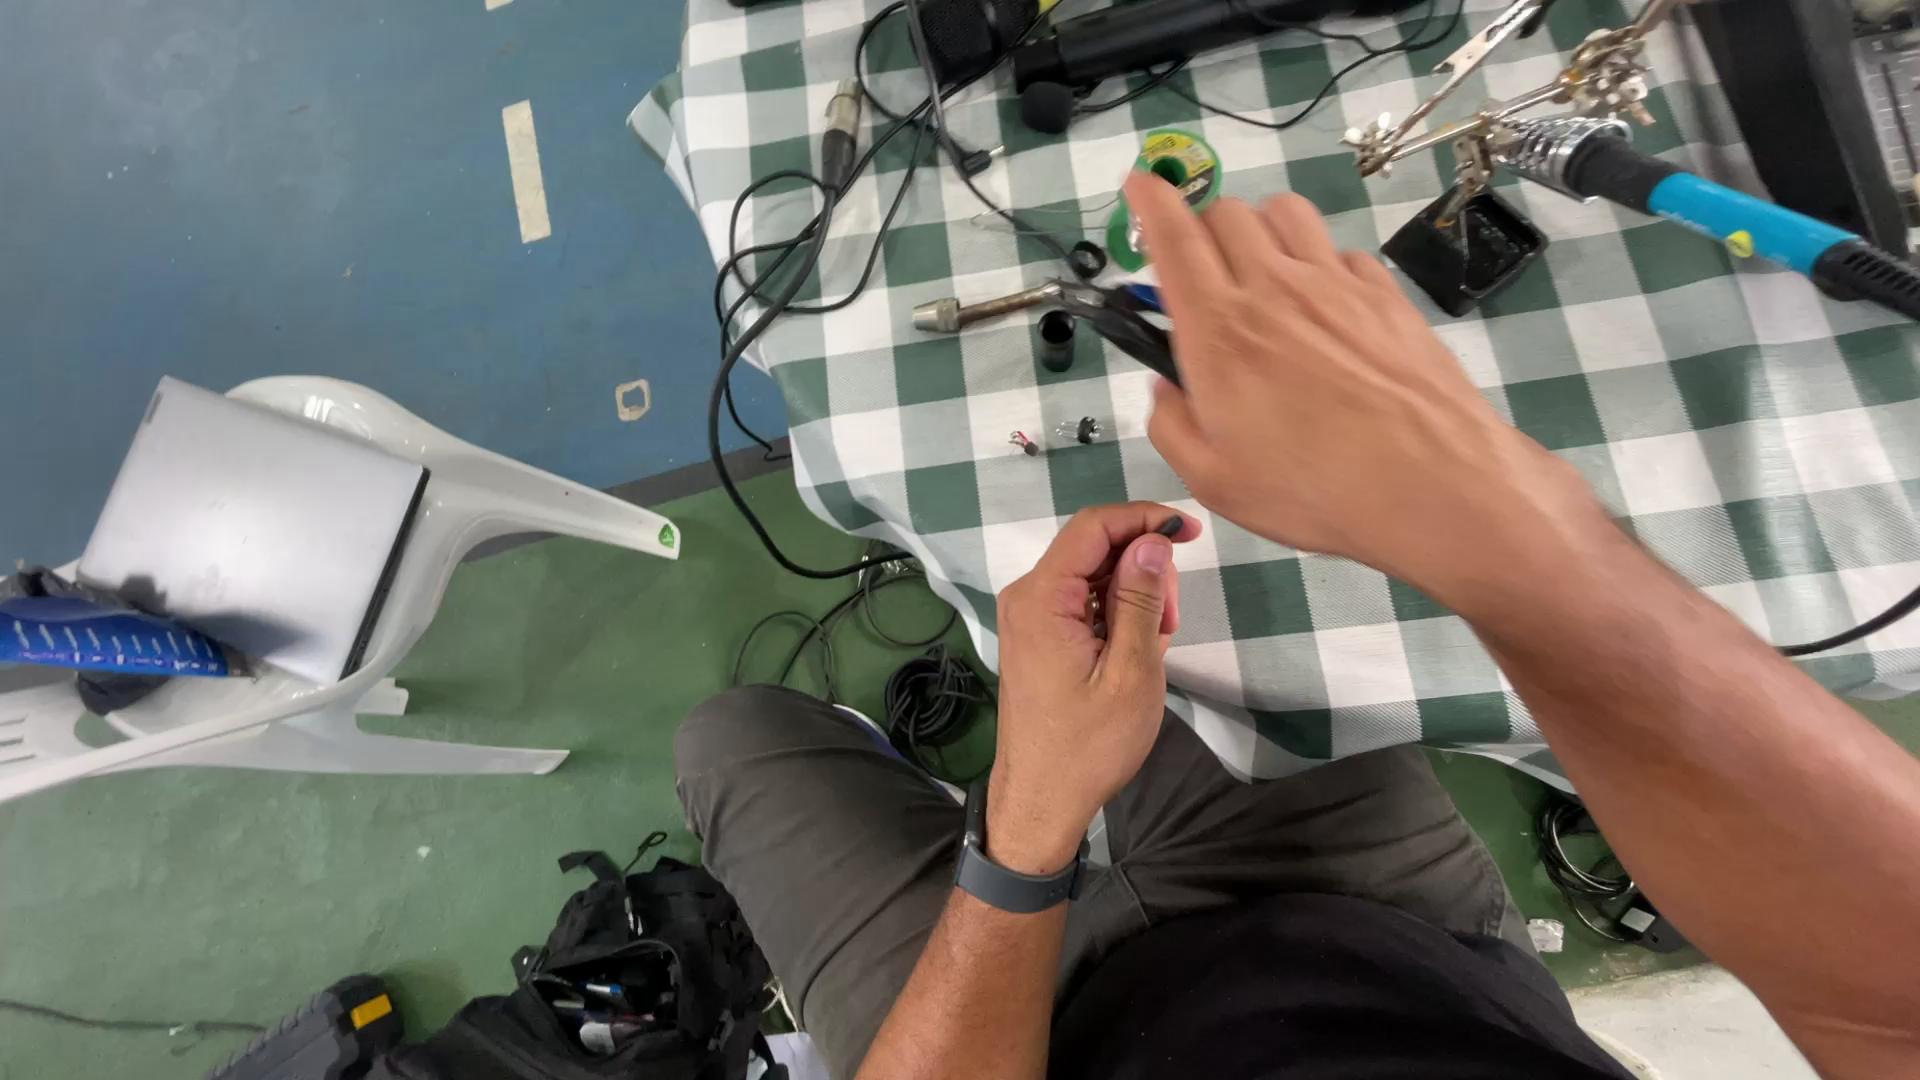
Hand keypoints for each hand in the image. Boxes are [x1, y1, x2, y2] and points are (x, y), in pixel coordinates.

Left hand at [988, 503, 1199, 874]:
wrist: (1041, 800)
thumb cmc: (1088, 745)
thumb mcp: (1131, 672)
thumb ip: (1141, 600)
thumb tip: (1153, 541)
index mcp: (1041, 598)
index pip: (1093, 526)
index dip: (1144, 518)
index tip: (1191, 533)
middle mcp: (1026, 596)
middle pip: (1093, 549)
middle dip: (1142, 569)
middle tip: (1171, 623)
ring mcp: (1028, 617)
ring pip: (1091, 577)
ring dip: (1132, 596)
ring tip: (1156, 645)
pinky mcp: (1036, 636)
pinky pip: (1081, 603)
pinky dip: (1114, 615)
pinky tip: (1134, 651)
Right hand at [1125, 171, 1607, 610]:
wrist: (1432, 487)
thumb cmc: (1308, 490)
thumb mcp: (1210, 479)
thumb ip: (1170, 424)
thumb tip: (1166, 383)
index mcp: (1219, 332)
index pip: (1176, 239)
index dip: (1151, 202)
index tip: (1140, 182)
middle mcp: (1273, 290)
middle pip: (1228, 212)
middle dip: (1199, 228)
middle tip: (1196, 274)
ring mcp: (1334, 284)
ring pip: (1283, 212)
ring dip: (1256, 230)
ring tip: (1255, 275)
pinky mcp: (1383, 293)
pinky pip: (1334, 248)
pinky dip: (1311, 260)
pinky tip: (1316, 307)